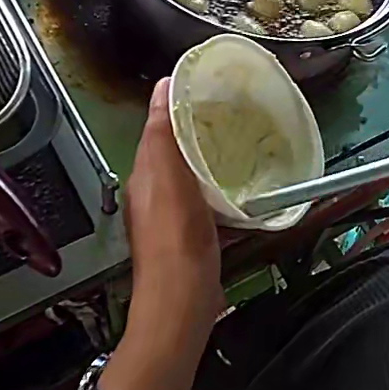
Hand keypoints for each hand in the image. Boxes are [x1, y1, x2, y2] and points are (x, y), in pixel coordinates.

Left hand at [108, 78, 221, 389]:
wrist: (182, 306)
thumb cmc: (177, 244)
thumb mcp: (169, 183)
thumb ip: (163, 138)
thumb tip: (162, 87)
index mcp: (145, 172)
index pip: (158, 123)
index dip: (179, 101)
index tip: (211, 83)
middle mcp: (153, 189)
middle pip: (175, 145)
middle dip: (199, 124)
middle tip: (235, 108)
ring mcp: (171, 213)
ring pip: (191, 171)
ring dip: (211, 153)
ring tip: (243, 137)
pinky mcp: (190, 232)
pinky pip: (205, 196)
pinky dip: (220, 184)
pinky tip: (242, 184)